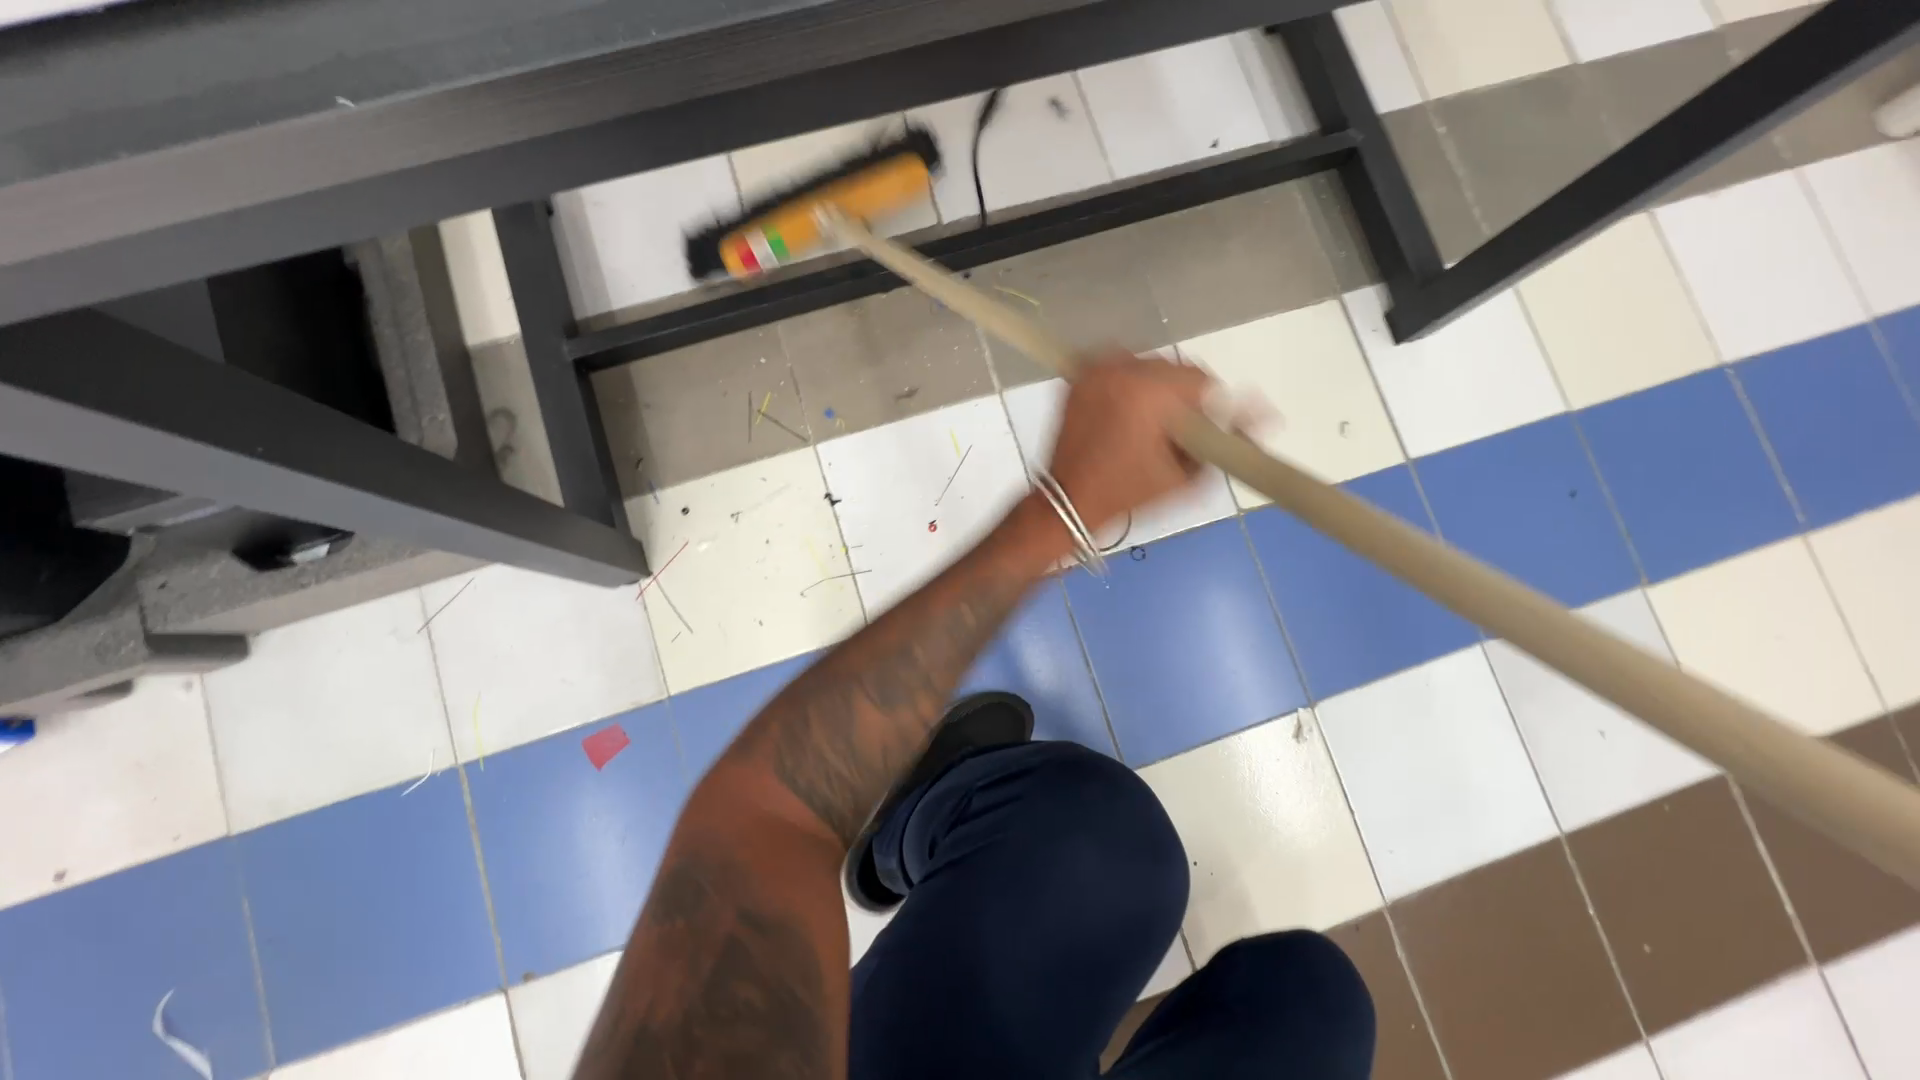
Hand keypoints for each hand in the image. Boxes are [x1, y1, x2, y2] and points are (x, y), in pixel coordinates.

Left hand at [1047, 350, 1211, 535]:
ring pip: (1147, 367)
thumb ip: (1229, 442)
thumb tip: (1267, 416)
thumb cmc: (1129, 493)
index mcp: (1149, 390)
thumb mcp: (1186, 476)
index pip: (1201, 380)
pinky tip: (1127, 414)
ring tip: (1150, 424)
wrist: (1068, 501)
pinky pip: (1118, 369)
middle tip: (1176, 430)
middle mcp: (1121, 368)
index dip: (1210, 405)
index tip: (1205, 430)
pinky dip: (1128, 385)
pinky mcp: (1078, 377)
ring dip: (1156, 389)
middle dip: (1181, 397)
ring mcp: (1094, 369)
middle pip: (1173, 370)